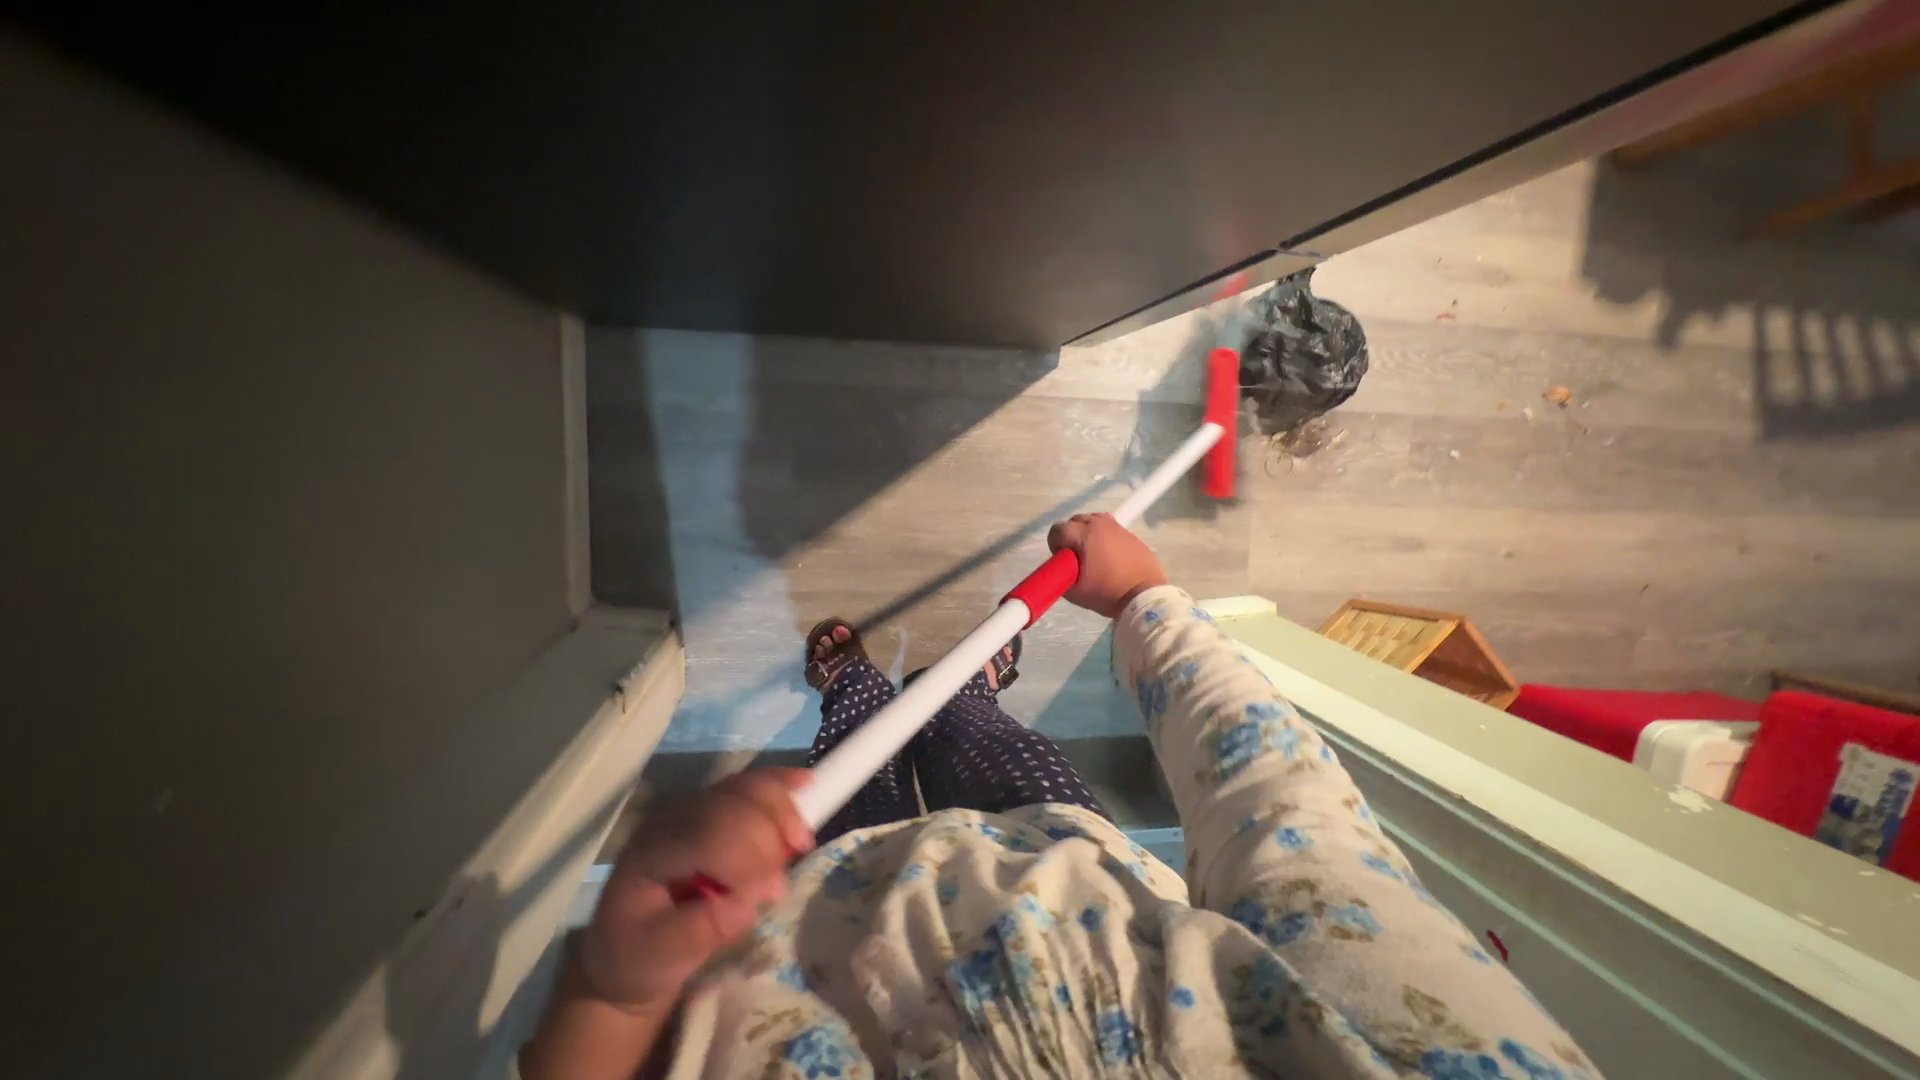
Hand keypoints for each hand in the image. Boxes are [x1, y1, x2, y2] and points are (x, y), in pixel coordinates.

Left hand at [577, 768, 814, 1012]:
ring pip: (746, 788)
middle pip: (731, 804)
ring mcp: (694, 810)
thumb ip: (697, 932)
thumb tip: (745, 905)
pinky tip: (806, 786)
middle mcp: (673, 819)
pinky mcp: (715, 811)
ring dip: (781, 810)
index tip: (764, 898)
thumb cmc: (638, 957)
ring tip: (800, 846)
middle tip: (778, 887)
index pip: (707, 833)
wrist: (625, 951)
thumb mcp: (657, 956)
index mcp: (653, 851)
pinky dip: (781, 786)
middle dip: (767, 838)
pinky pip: (751, 786)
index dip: (746, 859)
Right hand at [1045, 513, 1167, 617]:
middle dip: (1070, 536)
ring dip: (1086, 532)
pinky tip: (1108, 555)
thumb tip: (1059, 568)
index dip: (1055, 544)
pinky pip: (1110, 528)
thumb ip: (1059, 576)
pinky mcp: (1130, 533)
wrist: (1143, 595)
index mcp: (1084, 535)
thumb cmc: (1107, 592)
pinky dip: (1103, 536)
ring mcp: (1117, 527)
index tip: (1061, 560)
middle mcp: (1100, 524)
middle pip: (1075, 520)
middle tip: (1075, 557)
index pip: (1058, 529)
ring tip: (1091, 553)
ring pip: (1093, 520)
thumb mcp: (1074, 591)